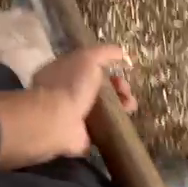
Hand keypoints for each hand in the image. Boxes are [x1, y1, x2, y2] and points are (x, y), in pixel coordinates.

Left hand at [0, 45, 135, 170]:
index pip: (85, 66)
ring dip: (120, 104)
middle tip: (125, 90)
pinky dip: (115, 124)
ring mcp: (72, 114)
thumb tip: (120, 51)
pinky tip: (124, 120)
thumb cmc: (70, 84)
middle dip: (116, 86)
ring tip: (129, 105)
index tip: (119, 68)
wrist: (58, 121)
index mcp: (60, 71)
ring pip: (102, 108)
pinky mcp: (81, 134)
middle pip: (96, 87)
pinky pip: (103, 127)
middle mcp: (63, 92)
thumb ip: (103, 52)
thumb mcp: (87, 58)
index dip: (104, 66)